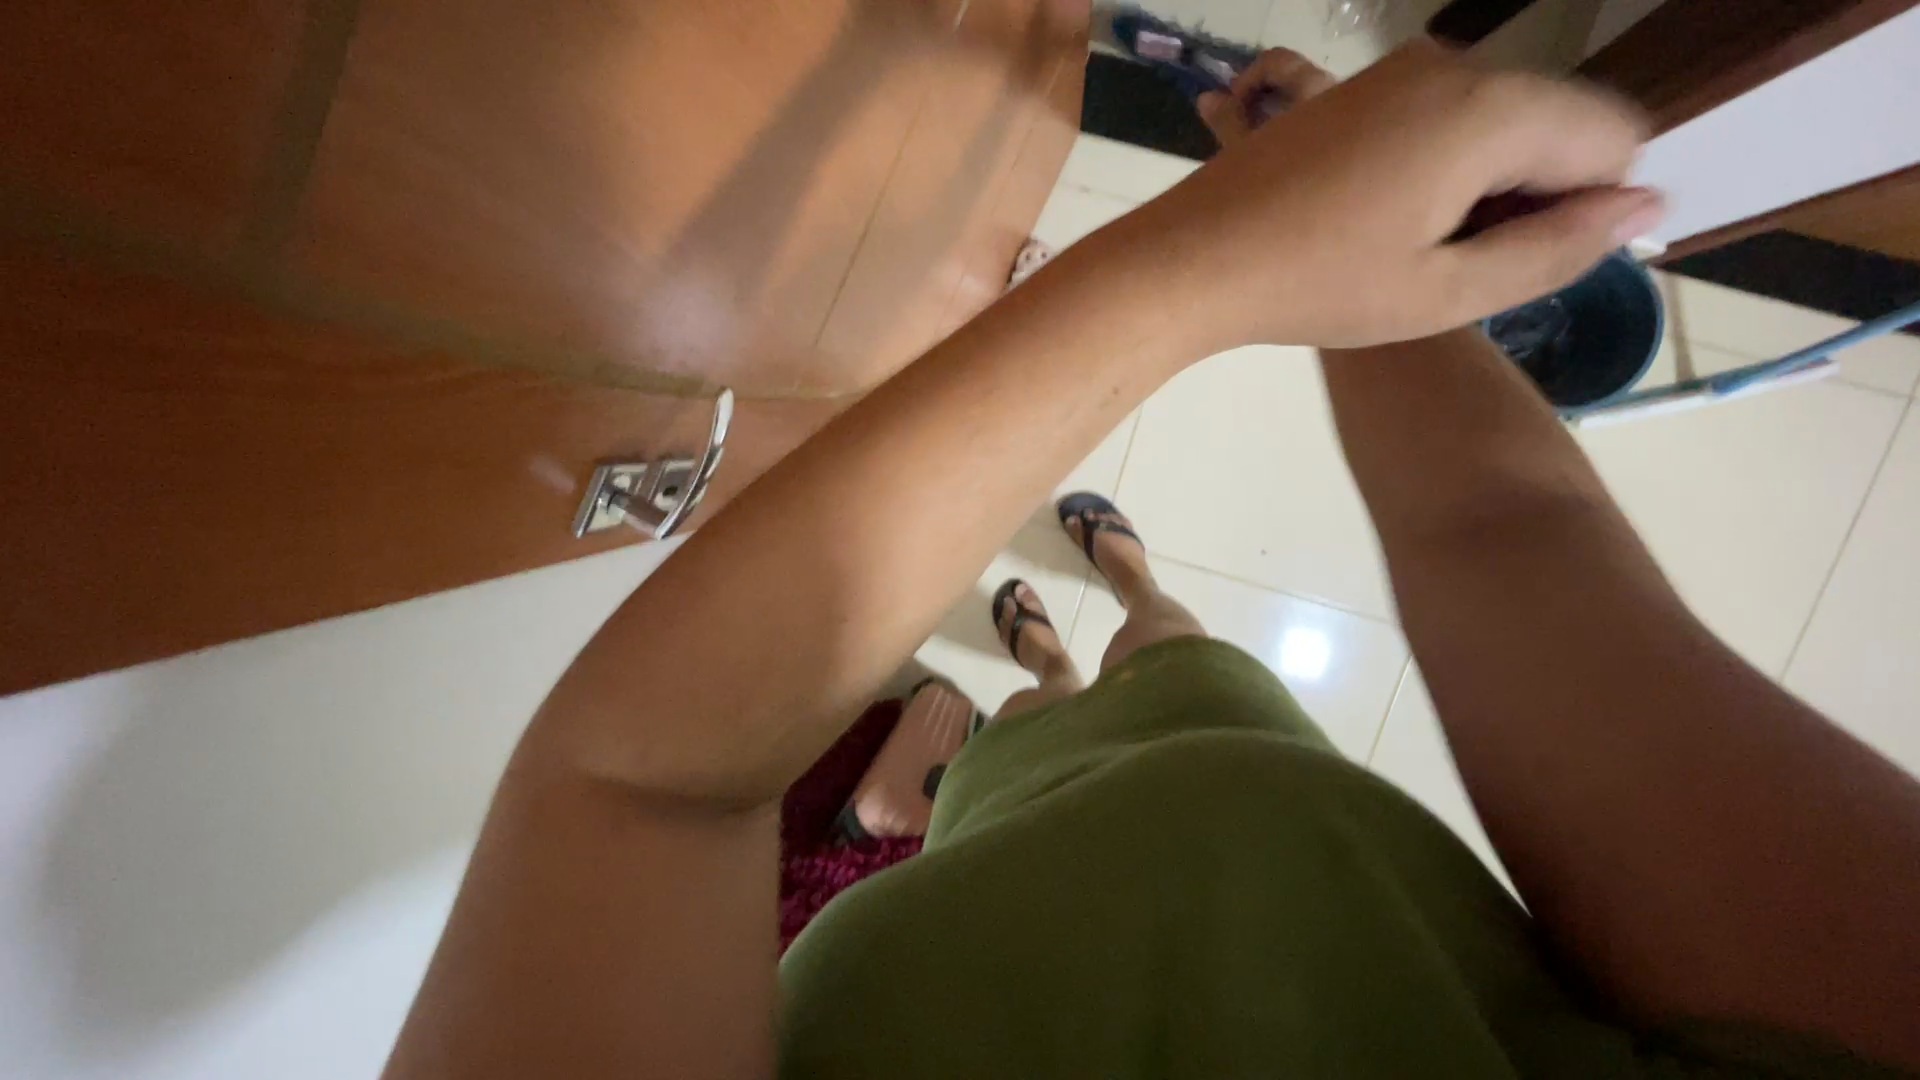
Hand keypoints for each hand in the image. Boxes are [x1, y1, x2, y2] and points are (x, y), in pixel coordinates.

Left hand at [1103, 43, 1663, 348]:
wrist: (1189, 259)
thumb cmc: (1312, 287)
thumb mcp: (1441, 293)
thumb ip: (1555, 249)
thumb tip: (1645, 204)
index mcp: (1491, 109)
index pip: (1611, 139)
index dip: (1578, 212)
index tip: (1499, 262)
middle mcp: (1452, 65)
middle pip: (1548, 125)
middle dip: (1522, 195)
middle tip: (1437, 264)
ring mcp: (1392, 71)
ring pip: (1488, 123)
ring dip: (1470, 186)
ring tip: (1393, 246)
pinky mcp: (1348, 89)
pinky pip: (1430, 119)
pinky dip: (1426, 167)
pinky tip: (1367, 219)